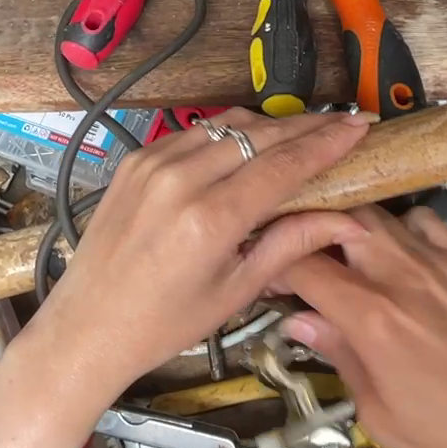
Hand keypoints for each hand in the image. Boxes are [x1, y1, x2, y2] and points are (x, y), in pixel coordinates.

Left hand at [29, 109, 372, 396]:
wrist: (87, 326)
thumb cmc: (165, 323)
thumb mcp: (235, 293)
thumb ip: (291, 245)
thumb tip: (349, 222)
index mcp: (210, 218)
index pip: (283, 164)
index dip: (327, 142)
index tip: (359, 126)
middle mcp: (181, 178)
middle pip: (259, 134)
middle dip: (306, 125)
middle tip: (342, 121)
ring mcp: (153, 162)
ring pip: (227, 124)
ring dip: (269, 125)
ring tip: (303, 132)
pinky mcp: (135, 158)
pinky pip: (194, 132)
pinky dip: (227, 133)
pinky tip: (247, 144)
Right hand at [277, 205, 446, 447]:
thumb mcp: (381, 416)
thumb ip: (339, 356)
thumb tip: (300, 321)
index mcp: (372, 317)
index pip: (305, 265)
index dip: (276, 263)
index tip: (266, 273)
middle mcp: (401, 276)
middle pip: (339, 223)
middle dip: (311, 233)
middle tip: (302, 257)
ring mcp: (438, 264)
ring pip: (379, 215)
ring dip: (352, 228)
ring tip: (344, 253)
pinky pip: (425, 222)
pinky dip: (402, 228)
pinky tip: (401, 255)